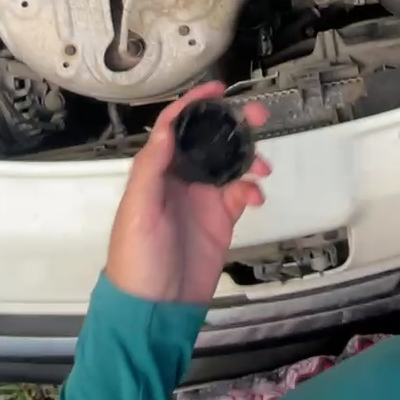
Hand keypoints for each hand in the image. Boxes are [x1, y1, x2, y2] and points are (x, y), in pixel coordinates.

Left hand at [105, 83, 270, 303]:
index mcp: (157, 172)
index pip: (175, 126)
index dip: (194, 103)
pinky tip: (255, 198)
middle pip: (210, 139)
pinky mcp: (220, 218)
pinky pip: (242, 193)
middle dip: (234, 124)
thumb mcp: (137, 211)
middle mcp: (181, 179)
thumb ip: (151, 168)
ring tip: (262, 167)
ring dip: (250, 158)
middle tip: (257, 117)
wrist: (156, 310)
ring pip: (231, 163)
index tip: (217, 89)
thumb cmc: (136, 261)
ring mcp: (202, 198)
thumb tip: (166, 129)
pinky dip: (253, 190)